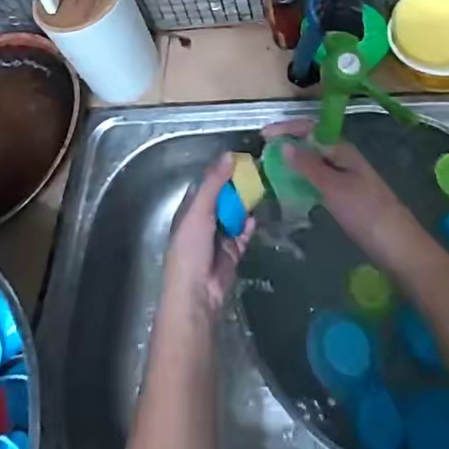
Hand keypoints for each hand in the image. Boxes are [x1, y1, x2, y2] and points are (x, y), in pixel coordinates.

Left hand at [160, 153, 254, 319]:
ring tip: (259, 191)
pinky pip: (242, 235)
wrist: (197, 293)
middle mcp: (202, 221)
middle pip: (221, 199)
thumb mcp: (199, 210)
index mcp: (189, 210)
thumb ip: (213, 183)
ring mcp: (217, 238)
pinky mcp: (231, 253)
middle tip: (255, 174)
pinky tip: (255, 218)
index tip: (238, 160)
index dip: (219, 173)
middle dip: (236, 188)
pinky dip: (248, 226)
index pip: (204, 185)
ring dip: (244, 206)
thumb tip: (228, 156)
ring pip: (233, 216)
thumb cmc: (190, 248)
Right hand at [261, 118, 436, 274]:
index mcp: (342, 150)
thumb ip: (308, 166)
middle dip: (287, 146)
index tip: (263, 136)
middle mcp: (344, 159)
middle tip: (264, 155)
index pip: (310, 129)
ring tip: (272, 172)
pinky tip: (292, 191)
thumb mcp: (332, 188)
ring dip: (294, 164)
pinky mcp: (347, 196)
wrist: (399, 247)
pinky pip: (319, 180)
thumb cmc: (365, 213)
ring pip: (314, 163)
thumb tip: (284, 146)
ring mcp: (347, 178)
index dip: (286, 129)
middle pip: (311, 144)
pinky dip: (303, 181)